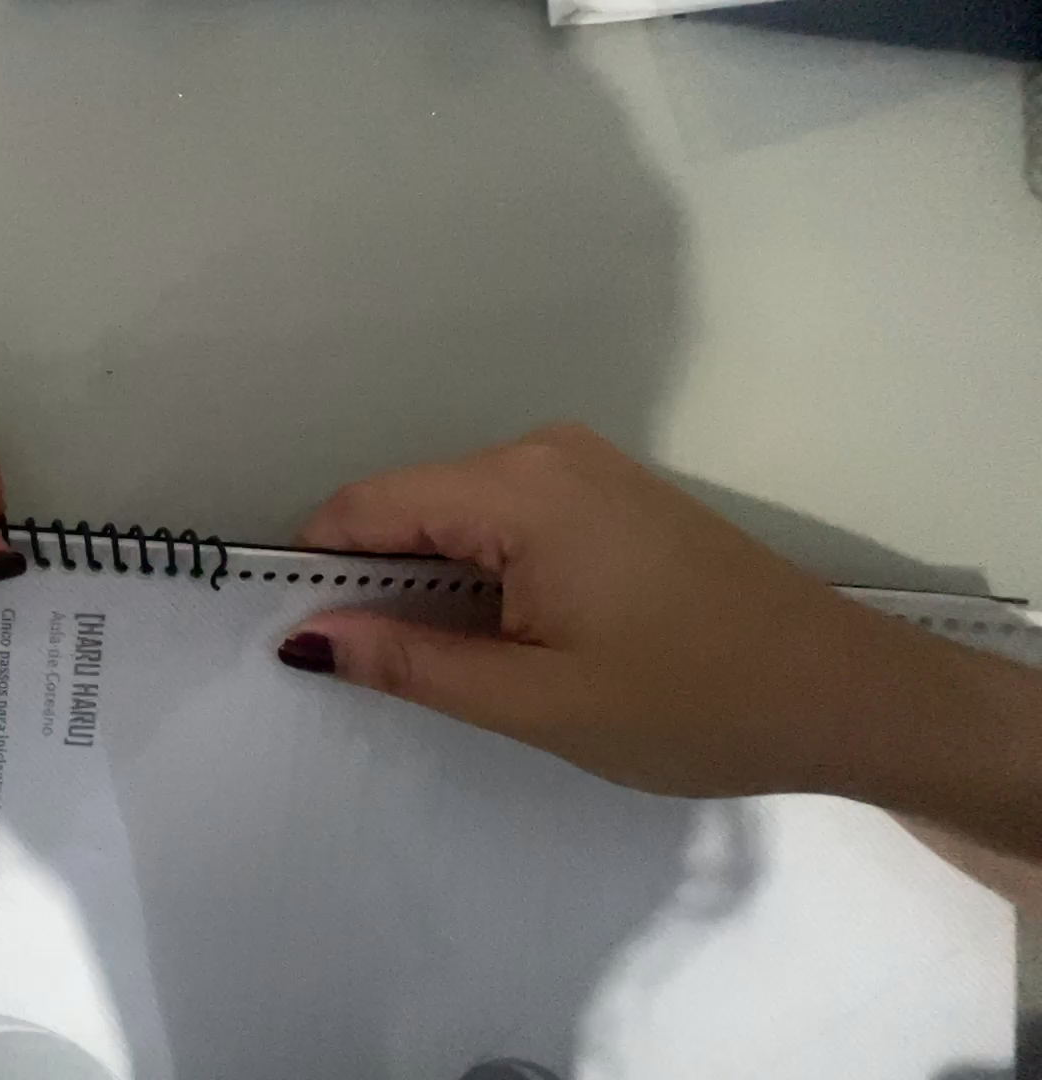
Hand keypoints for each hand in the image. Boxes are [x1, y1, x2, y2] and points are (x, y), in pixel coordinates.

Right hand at [280, 425, 1041, 832]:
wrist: (860, 699)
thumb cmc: (695, 704)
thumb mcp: (533, 700)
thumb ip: (407, 662)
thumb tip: (303, 640)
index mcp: (518, 490)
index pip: (365, 506)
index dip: (318, 565)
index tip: (306, 631)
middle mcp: (536, 453)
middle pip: (400, 503)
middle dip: (370, 575)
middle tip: (378, 657)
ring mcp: (570, 464)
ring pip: (440, 508)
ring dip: (418, 573)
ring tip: (445, 647)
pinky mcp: (592, 486)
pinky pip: (486, 512)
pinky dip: (462, 563)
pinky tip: (493, 619)